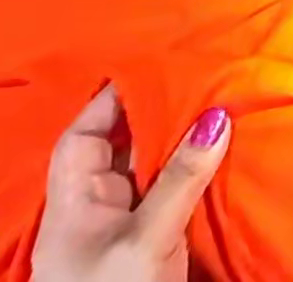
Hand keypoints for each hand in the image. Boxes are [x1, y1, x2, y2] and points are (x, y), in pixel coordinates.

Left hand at [31, 85, 230, 281]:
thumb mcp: (146, 240)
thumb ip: (183, 175)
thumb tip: (218, 116)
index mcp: (74, 184)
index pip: (95, 117)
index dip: (126, 84)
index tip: (166, 53)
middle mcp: (95, 191)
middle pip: (127, 131)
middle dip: (162, 101)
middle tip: (201, 65)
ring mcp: (121, 211)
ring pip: (150, 154)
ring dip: (178, 129)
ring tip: (213, 90)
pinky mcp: (146, 231)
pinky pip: (166, 180)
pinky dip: (187, 160)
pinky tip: (213, 140)